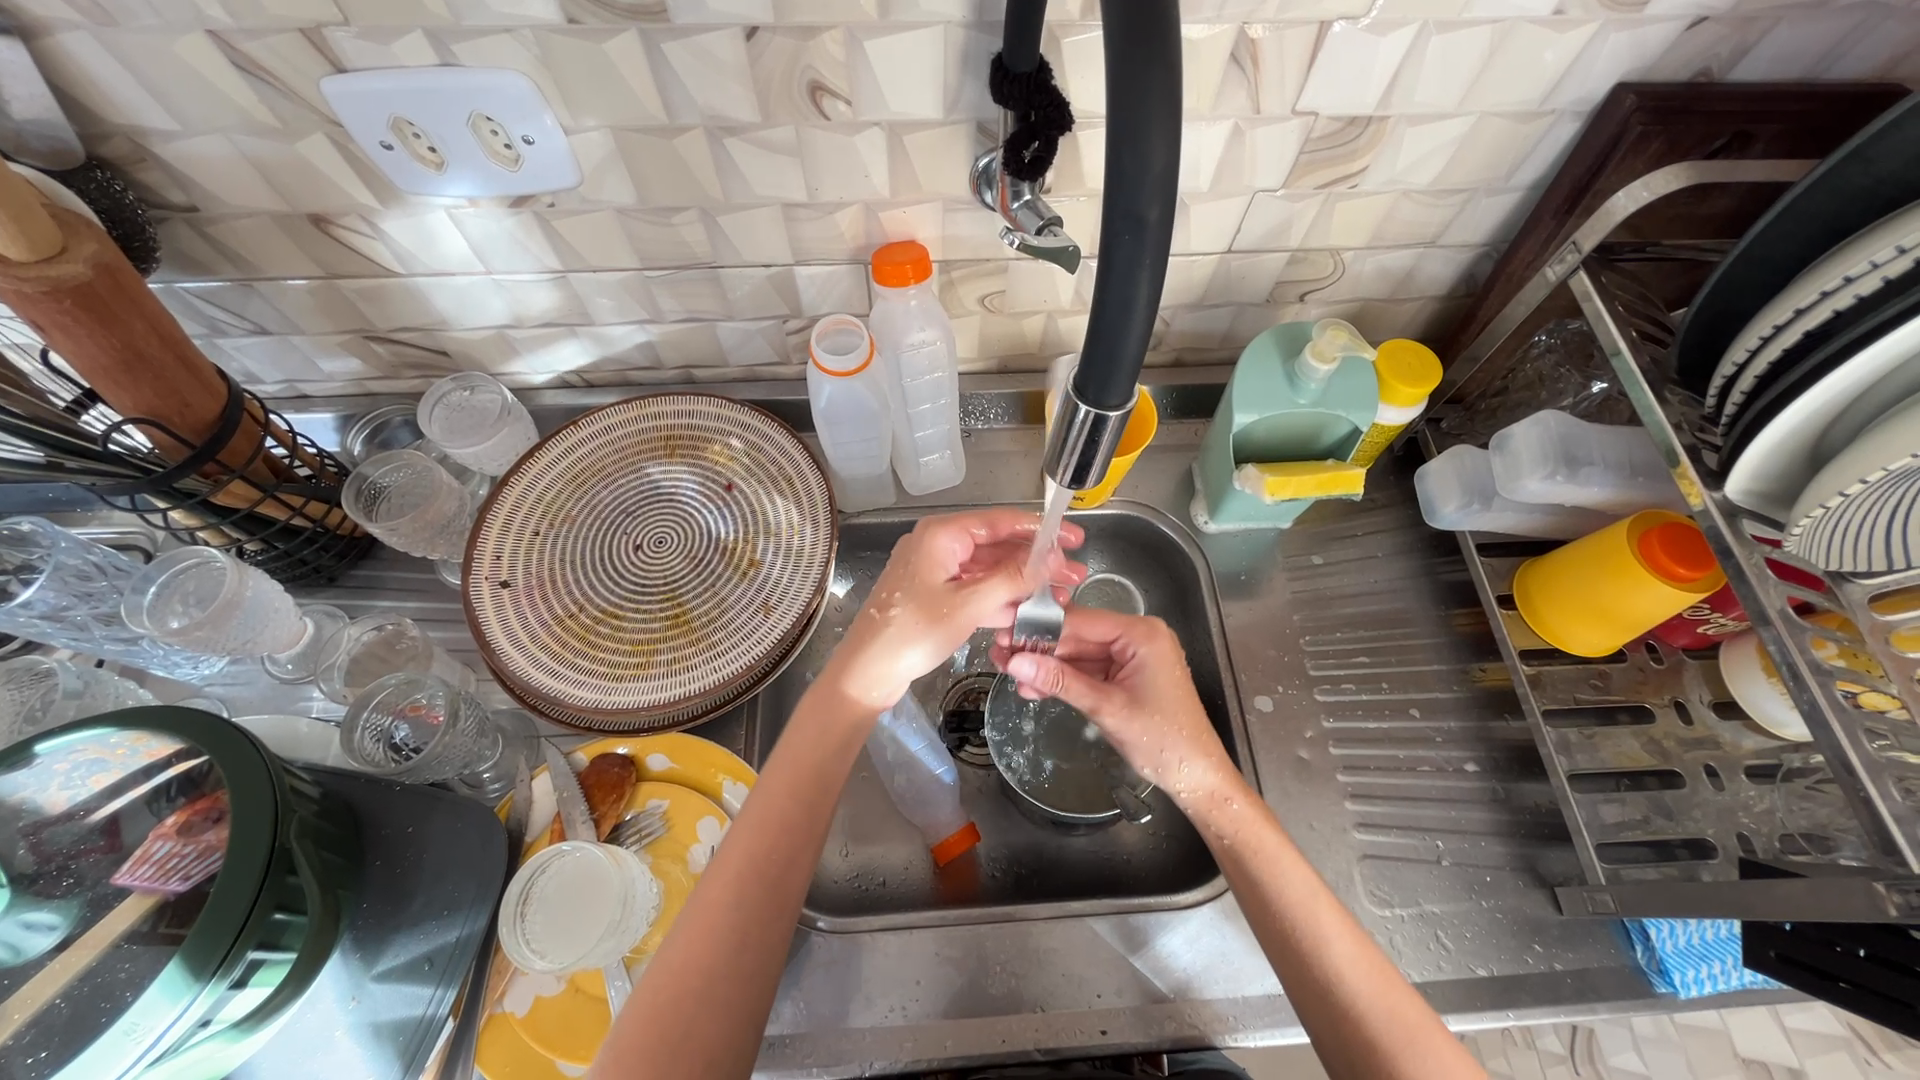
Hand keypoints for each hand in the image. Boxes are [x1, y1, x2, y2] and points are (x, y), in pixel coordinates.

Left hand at [827, 509, 1086, 710]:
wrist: (867, 672)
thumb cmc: (914, 633)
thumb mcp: (969, 604)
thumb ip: (1013, 578)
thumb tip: (1052, 557)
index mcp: (942, 534)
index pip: (1001, 521)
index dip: (1041, 529)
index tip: (1076, 538)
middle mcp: (938, 545)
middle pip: (997, 546)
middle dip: (1037, 561)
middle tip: (1075, 576)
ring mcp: (935, 571)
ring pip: (989, 570)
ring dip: (1022, 583)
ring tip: (1061, 596)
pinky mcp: (934, 596)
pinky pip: (975, 590)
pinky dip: (1000, 600)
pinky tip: (1029, 612)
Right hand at [990, 607, 1235, 803]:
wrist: (1196, 776)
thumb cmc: (1162, 739)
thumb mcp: (1106, 708)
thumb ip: (1060, 682)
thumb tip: (1016, 663)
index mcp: (1141, 633)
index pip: (1081, 621)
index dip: (1040, 629)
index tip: (1004, 636)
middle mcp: (1138, 637)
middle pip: (1078, 636)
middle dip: (1040, 649)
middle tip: (999, 656)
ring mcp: (1132, 657)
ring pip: (1079, 655)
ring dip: (1047, 667)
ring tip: (1008, 674)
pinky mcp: (1127, 676)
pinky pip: (1089, 671)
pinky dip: (1064, 681)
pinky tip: (1033, 689)